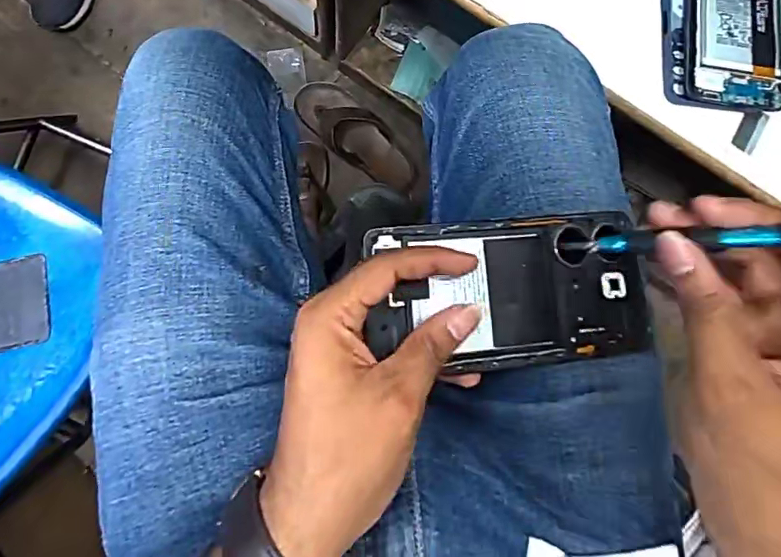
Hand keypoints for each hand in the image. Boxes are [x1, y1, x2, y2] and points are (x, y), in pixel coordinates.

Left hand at [260, 247, 482, 556]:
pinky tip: (455, 370)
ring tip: (472, 334)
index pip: (384, 267)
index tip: (466, 261)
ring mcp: (335, 345)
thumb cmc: (344, 460)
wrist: (309, 520)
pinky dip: (418, 354)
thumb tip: (464, 312)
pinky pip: (388, 345)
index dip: (430, 259)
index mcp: (327, 316)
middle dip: (433, 293)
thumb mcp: (398, 396)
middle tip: (471, 290)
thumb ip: (432, 346)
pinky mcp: (346, 368)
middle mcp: (326, 321)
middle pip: (387, 289)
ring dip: (431, 329)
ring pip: (392, 319)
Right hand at [650, 147, 780, 556]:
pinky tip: (675, 253)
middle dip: (746, 230)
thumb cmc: (763, 481)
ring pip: (762, 270)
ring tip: (673, 224)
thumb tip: (680, 247)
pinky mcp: (766, 340)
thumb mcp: (730, 384)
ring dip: (714, 246)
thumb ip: (706, 306)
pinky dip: (704, 271)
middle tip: (702, 211)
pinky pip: (736, 290)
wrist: (740, 521)